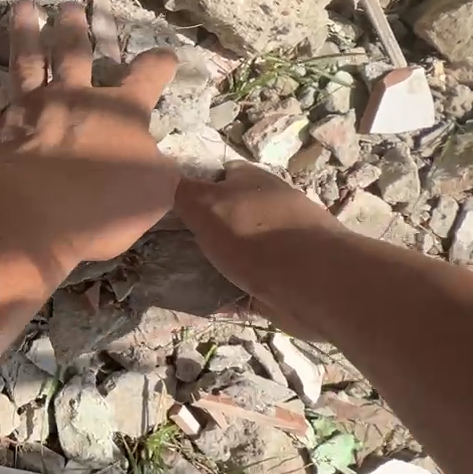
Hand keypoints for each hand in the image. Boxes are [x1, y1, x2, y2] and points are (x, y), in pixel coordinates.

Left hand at [0, 0, 177, 265]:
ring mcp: (26, 113)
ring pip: (25, 65)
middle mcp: (70, 99)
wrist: (39, 215)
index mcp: (120, 110)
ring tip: (22, 7)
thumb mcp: (155, 190)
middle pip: (74, 54)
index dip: (158, 66)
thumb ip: (158, 169)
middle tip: (68, 6)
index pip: (147, 78)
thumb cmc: (104, 204)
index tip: (162, 57)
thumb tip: (160, 163)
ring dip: (23, 34)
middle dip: (73, 28)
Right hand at [174, 161, 349, 336]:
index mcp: (255, 182)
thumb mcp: (204, 203)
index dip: (196, 184)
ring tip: (178, 274)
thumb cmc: (255, 235)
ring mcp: (281, 246)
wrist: (313, 284)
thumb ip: (179, 190)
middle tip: (167, 242)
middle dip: (203, 228)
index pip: (223, 173)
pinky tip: (203, 300)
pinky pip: (245, 285)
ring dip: (213, 263)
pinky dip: (226, 293)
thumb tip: (159, 178)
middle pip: (229, 214)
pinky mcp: (284, 280)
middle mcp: (271, 209)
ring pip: (237, 251)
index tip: (169, 203)